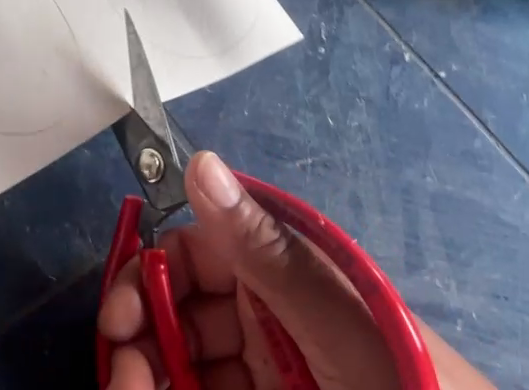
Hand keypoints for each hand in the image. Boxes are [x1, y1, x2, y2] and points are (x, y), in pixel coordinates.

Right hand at [98, 152, 494, 389]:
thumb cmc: (406, 388)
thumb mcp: (343, 328)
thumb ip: (268, 250)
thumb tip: (199, 161)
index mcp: (285, 280)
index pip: (199, 253)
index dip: (154, 274)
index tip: (123, 310)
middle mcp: (265, 322)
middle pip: (178, 311)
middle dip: (139, 333)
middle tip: (122, 368)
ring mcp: (263, 375)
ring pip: (179, 361)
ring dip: (143, 374)